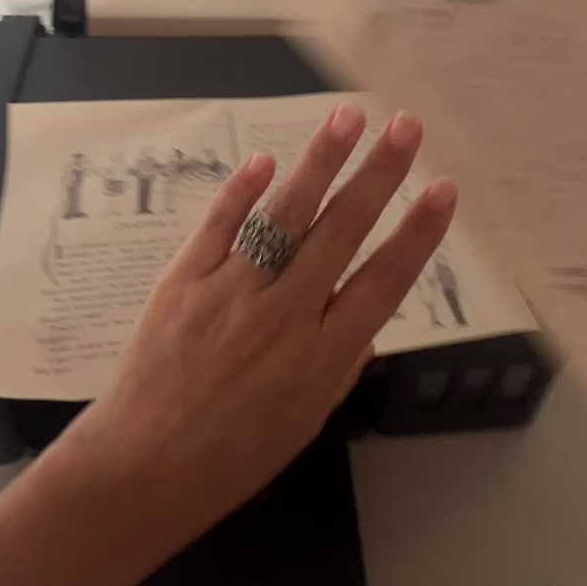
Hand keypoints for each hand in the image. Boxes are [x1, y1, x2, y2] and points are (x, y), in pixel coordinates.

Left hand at [46, 103, 453, 573]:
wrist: (142, 469)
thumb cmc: (234, 456)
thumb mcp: (307, 420)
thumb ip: (342, 361)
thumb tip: (366, 313)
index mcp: (322, 357)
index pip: (384, 282)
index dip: (418, 234)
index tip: (444, 190)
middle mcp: (284, 315)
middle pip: (341, 232)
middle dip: (379, 174)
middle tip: (407, 127)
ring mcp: (232, 291)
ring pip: (284, 215)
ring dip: (321, 161)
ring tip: (349, 116)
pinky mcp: (185, 278)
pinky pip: (219, 226)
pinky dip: (241, 191)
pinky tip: (265, 160)